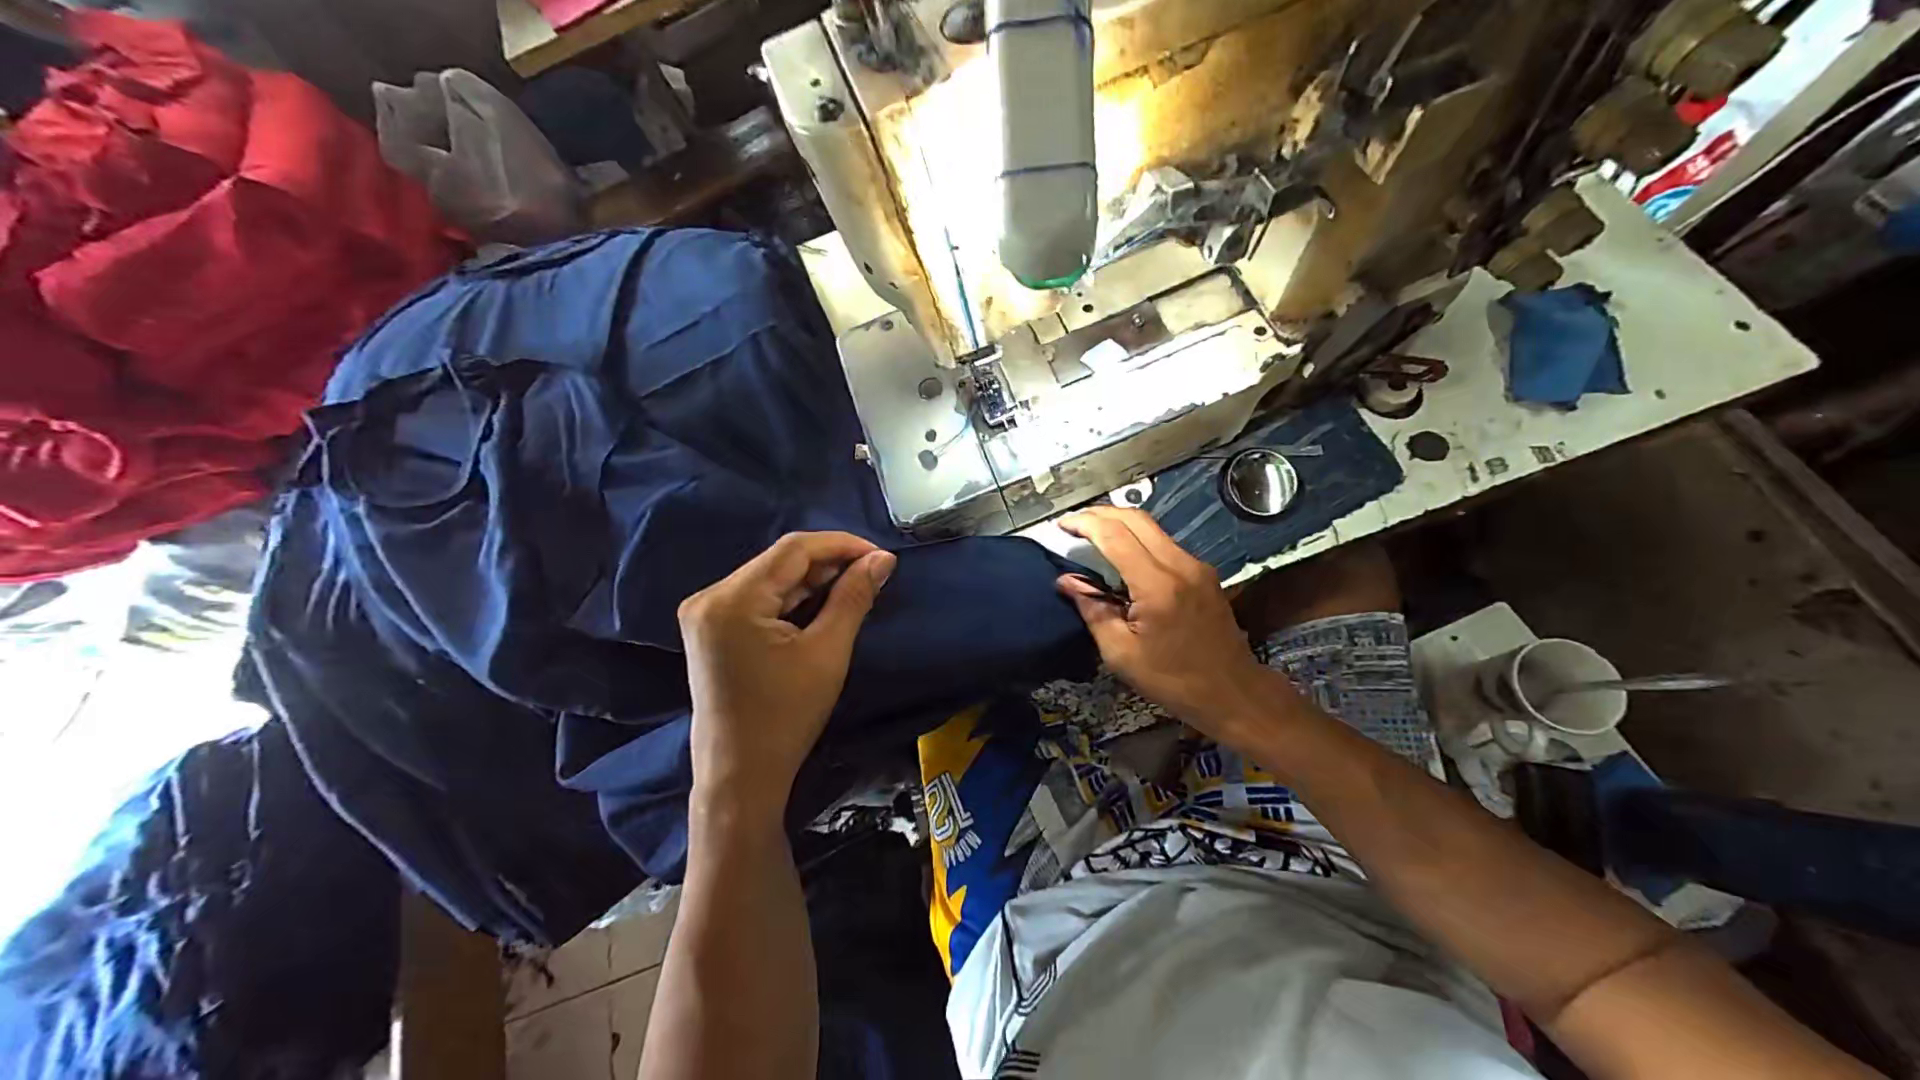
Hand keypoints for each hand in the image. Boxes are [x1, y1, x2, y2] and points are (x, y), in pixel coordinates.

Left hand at [679, 532, 896, 815]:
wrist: (741, 774)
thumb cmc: (786, 717)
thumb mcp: (828, 652)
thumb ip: (854, 597)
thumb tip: (883, 559)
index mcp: (732, 599)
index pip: (793, 549)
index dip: (841, 544)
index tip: (880, 555)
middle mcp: (710, 596)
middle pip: (779, 561)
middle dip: (828, 563)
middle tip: (872, 574)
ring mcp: (705, 613)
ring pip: (770, 579)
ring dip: (812, 580)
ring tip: (854, 587)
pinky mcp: (711, 629)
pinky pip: (758, 599)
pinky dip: (792, 599)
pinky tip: (822, 604)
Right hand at [1056, 506, 1290, 741]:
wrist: (1233, 693)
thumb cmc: (1172, 680)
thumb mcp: (1120, 653)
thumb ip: (1092, 610)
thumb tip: (1067, 581)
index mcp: (1157, 585)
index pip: (1115, 536)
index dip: (1085, 524)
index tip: (1061, 526)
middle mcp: (1180, 565)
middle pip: (1136, 519)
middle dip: (1101, 514)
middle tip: (1073, 524)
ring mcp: (1196, 566)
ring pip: (1152, 528)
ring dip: (1120, 524)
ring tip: (1092, 535)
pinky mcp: (1203, 573)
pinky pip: (1164, 544)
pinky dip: (1138, 539)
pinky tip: (1122, 555)